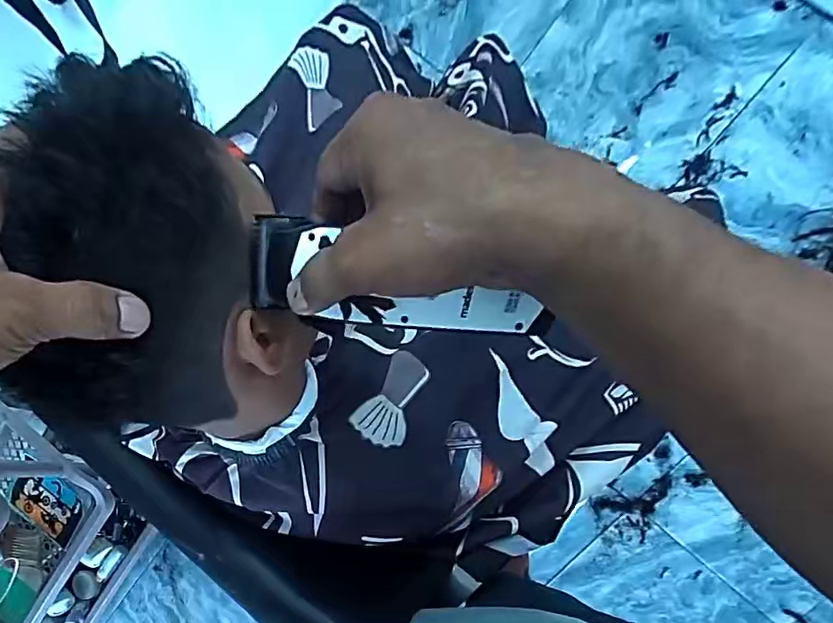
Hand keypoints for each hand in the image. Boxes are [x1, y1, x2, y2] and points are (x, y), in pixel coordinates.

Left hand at [0, 128, 150, 404]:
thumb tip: (139, 313)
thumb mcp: (18, 308)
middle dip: (63, 207)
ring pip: (9, 242)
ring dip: (46, 252)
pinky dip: (30, 287)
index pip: (14, 147)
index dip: (56, 144)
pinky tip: (58, 307)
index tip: (100, 161)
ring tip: (97, 263)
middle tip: (113, 220)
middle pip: (17, 198)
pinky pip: (1, 280)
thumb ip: (83, 308)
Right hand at [290, 94, 624, 313]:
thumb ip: (320, 278)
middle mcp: (407, 117)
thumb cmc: (436, 230)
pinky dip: (436, 236)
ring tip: (413, 281)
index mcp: (367, 127)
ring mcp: (452, 136)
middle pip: (364, 193)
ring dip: (400, 245)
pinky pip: (441, 205)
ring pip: (405, 203)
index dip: (324, 234)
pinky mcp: (485, 162)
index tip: (338, 272)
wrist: (536, 220)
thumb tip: (296, 294)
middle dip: (364, 242)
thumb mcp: (364, 262)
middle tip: (375, 281)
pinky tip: (448, 265)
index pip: (323, 183)